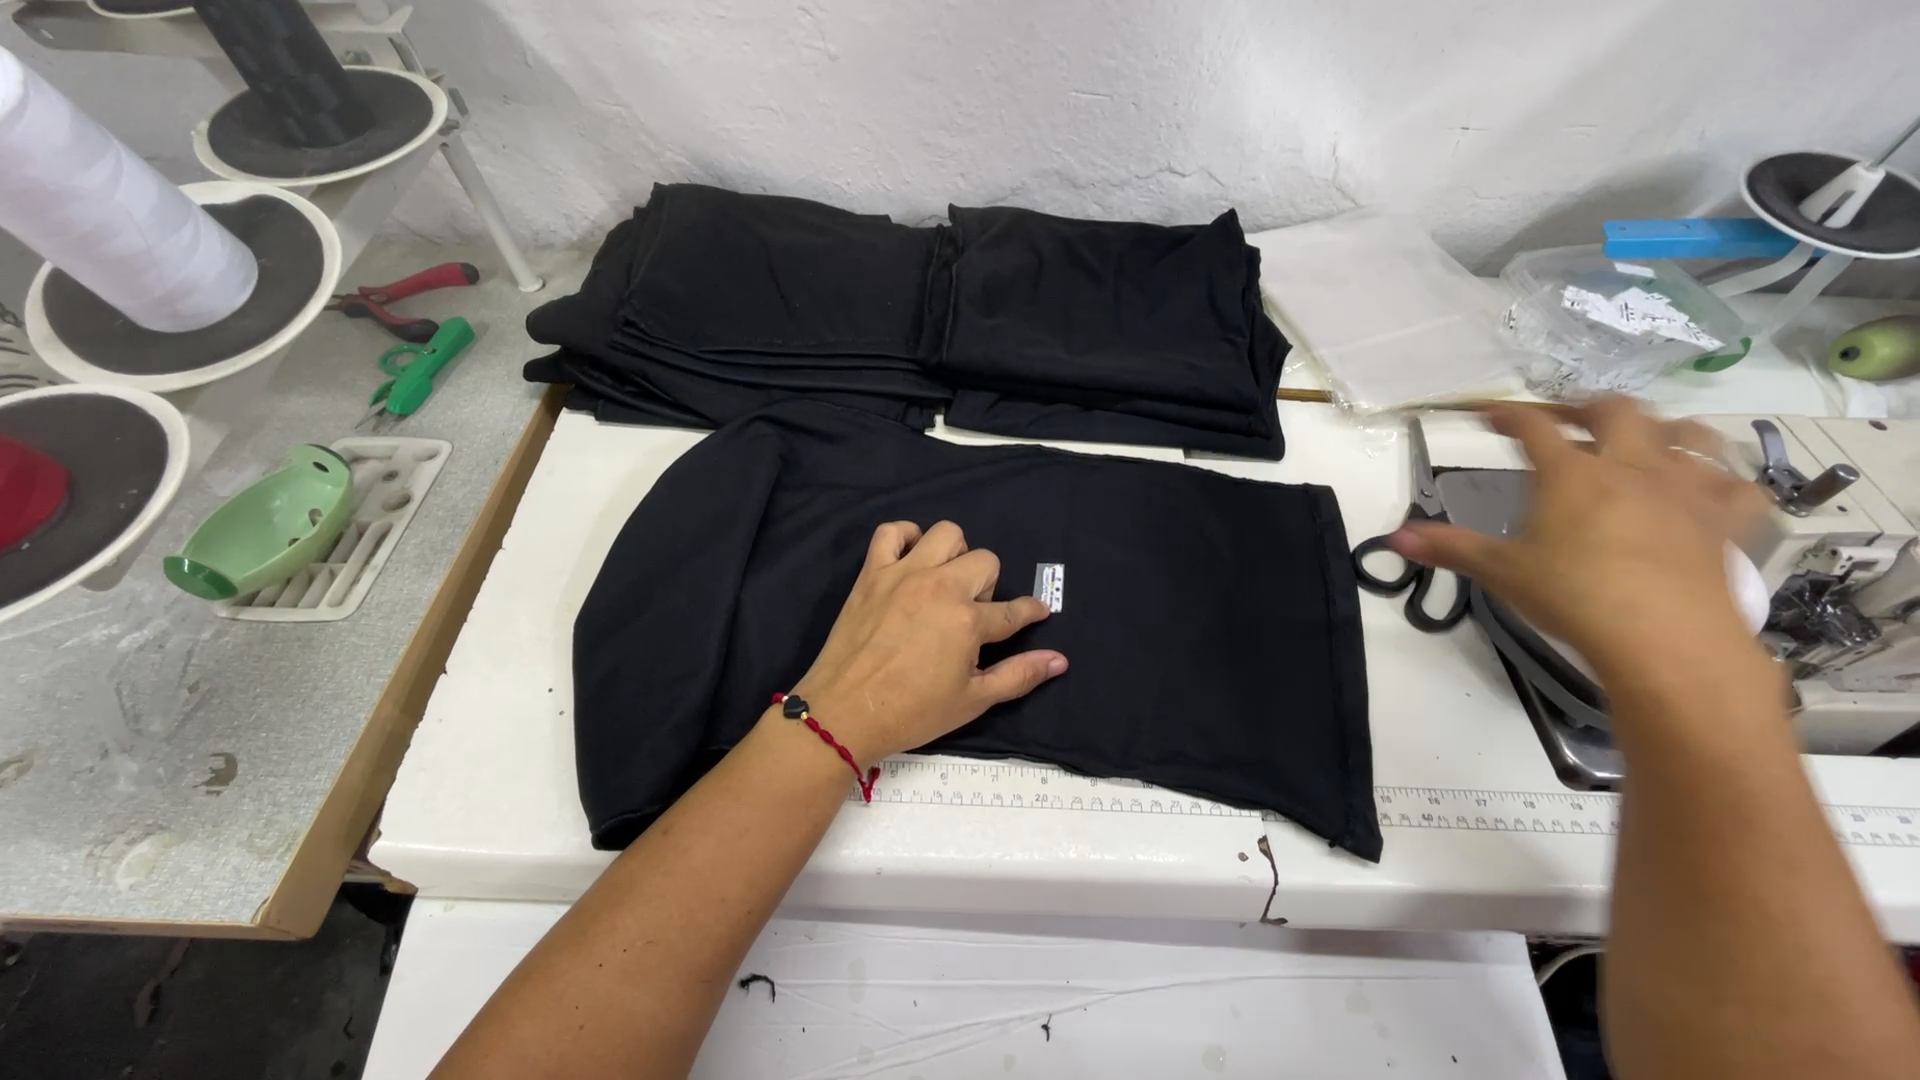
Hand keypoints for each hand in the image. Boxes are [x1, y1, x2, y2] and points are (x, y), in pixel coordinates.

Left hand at [784, 520, 1067, 765]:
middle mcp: (940, 587)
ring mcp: (904, 574)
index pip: (1013, 610)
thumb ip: (1019, 675)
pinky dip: (906, 537)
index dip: (1030, 612)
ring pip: (946, 534)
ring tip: (945, 583)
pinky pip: (891, 532)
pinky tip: (911, 560)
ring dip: (954, 554)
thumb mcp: (973, 701)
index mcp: (968, 621)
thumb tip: (1060, 660)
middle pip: (984, 561)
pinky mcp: (872, 573)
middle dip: (988, 586)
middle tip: (971, 615)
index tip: (1036, 612)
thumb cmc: (913, 712)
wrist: (845, 712)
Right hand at [1388, 397, 1774, 681]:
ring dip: (1660, 428)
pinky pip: (1735, 483)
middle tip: (1567, 420)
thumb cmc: (1573, 597)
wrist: (1666, 638)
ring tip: (1644, 439)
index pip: (1533, 427)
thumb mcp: (1500, 572)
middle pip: (1615, 411)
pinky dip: (1719, 477)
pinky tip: (1706, 487)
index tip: (1489, 413)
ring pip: (1684, 433)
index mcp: (1571, 474)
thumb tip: (1394, 538)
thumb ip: (1449, 548)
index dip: (1508, 414)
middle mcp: (1631, 466)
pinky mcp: (1727, 519)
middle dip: (1586, 408)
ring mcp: (1686, 488)